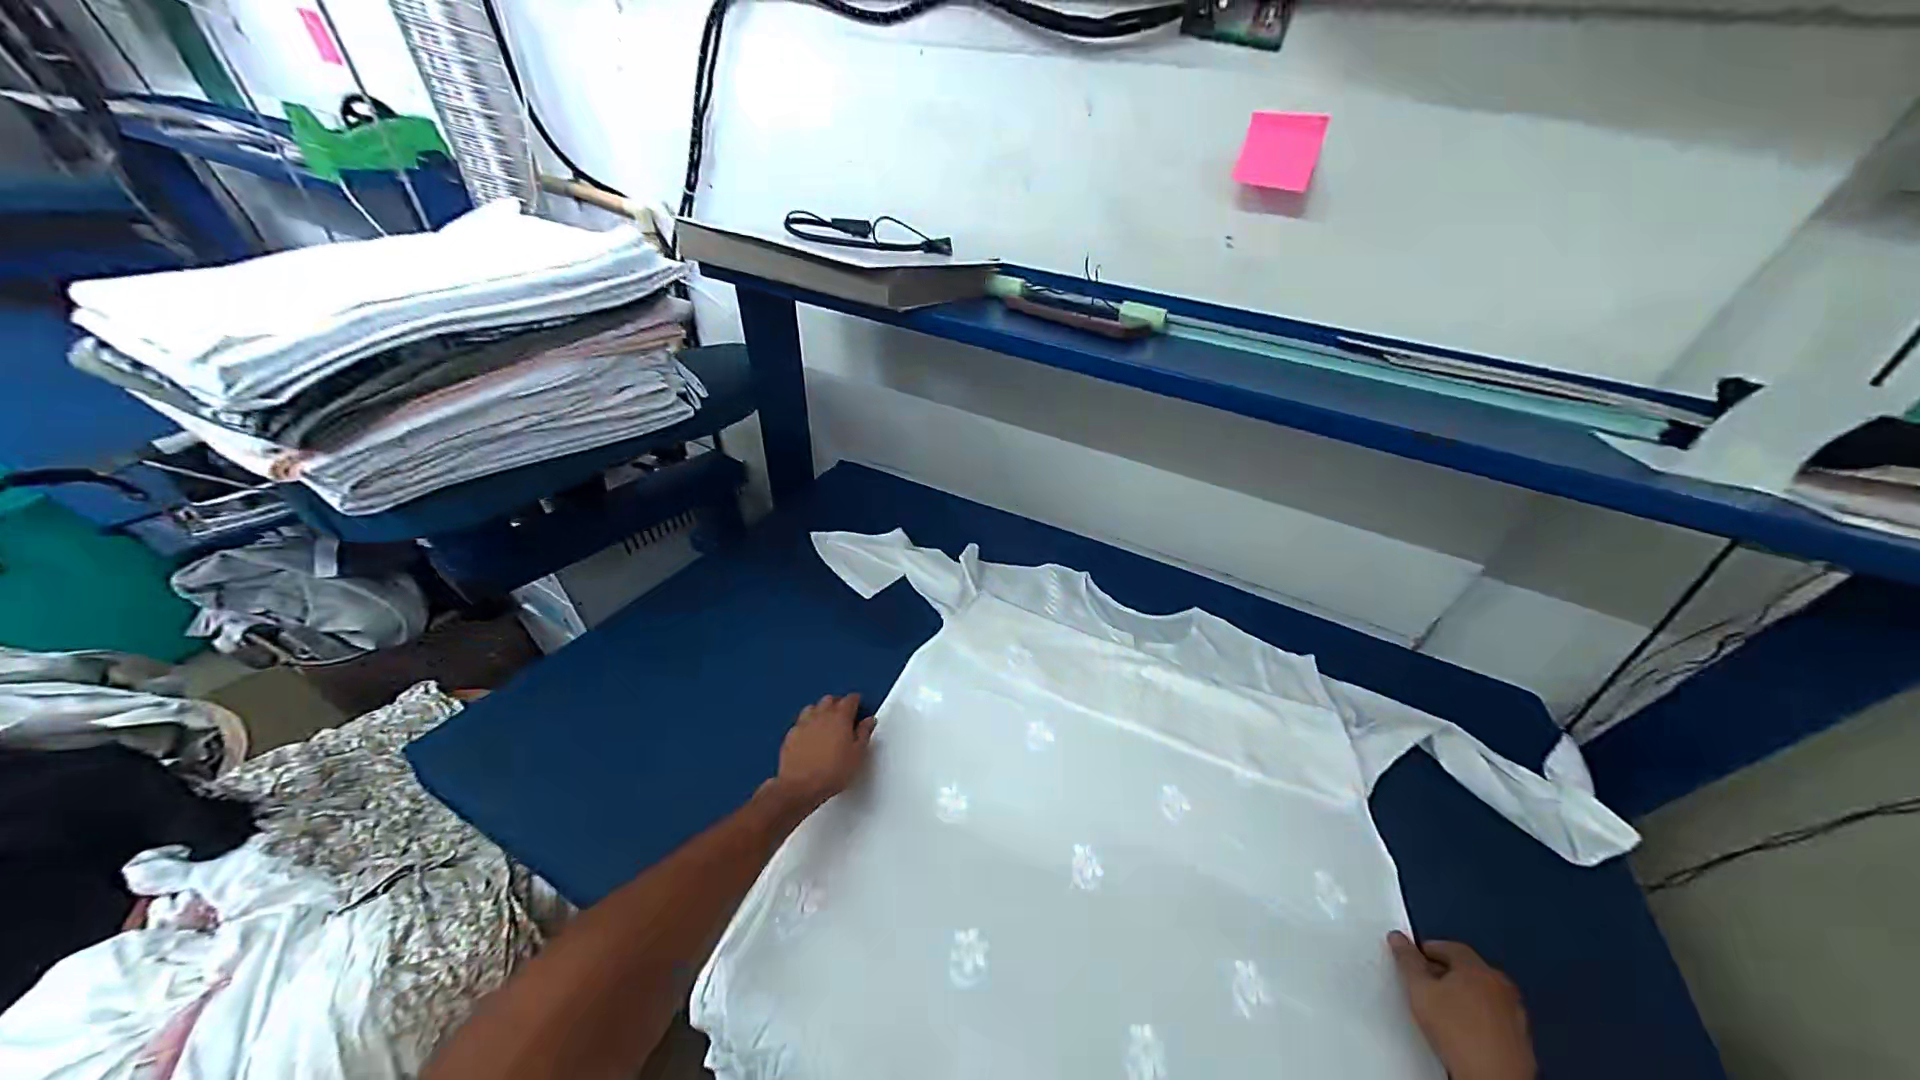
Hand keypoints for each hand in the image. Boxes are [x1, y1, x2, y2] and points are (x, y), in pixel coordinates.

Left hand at [761, 693, 876, 816]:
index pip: (850, 700)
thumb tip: (868, 722)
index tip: (858, 703)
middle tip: (844, 712)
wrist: (801, 786)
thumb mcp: (857, 755)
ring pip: (813, 707)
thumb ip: (864, 734)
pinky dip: (807, 723)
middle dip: (838, 703)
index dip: (856, 700)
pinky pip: (801, 721)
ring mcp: (803, 724)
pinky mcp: (791, 734)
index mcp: (840, 717)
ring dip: (821, 710)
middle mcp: (820, 716)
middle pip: (830, 699)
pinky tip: (811, 733)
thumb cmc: (830, 772)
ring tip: (827, 720)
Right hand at [1388, 931, 1535, 1079]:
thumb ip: (1407, 960)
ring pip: (1481, 993)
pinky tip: (1462, 1029)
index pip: (1449, 947)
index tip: (1412, 958)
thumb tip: (1398, 939)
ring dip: (1461, 995)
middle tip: (1423, 983)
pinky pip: (1492, 1016)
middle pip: (1466, 969)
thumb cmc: (1456, 1031)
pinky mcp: (1521, 1038)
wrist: (1492, 1078)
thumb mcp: (1419, 989)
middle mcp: (1501, 986)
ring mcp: (1515, 1013)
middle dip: (1443, 972)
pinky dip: (1477, 1016)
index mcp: (1478, 969)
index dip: (1426, 950)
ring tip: (1441, 1009)